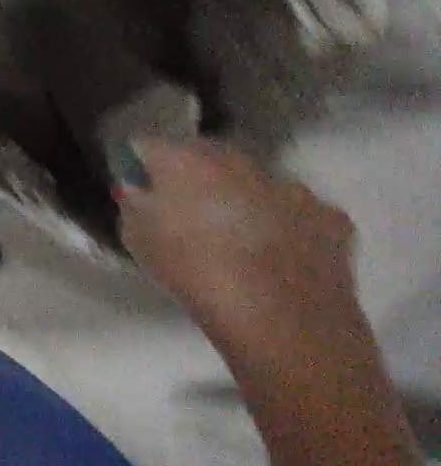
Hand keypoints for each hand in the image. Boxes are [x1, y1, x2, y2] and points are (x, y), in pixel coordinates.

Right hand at [119, 138, 362, 346]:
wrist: (282, 321)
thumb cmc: (193, 272)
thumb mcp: (135, 237)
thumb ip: (134, 203)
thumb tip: (142, 191)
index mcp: (183, 159)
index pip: (148, 144)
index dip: (139, 164)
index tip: (138, 185)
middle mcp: (237, 162)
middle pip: (204, 153)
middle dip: (191, 172)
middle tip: (182, 205)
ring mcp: (290, 188)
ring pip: (253, 179)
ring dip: (240, 193)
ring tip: (234, 229)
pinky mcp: (331, 218)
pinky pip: (296, 208)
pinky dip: (284, 219)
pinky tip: (276, 245)